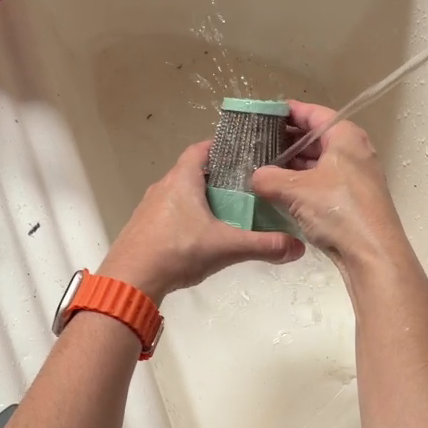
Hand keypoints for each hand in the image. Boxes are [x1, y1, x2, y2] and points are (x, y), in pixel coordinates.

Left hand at [99, 141, 304, 299]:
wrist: (131, 279)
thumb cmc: (177, 251)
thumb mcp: (226, 247)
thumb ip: (262, 245)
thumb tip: (297, 248)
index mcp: (182, 179)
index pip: (202, 149)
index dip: (222, 148)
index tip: (242, 155)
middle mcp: (163, 186)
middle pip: (193, 173)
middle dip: (217, 179)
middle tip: (243, 190)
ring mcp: (149, 208)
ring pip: (180, 195)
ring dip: (200, 201)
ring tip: (225, 215)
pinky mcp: (142, 228)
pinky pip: (168, 215)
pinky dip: (185, 219)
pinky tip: (198, 238)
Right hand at [249, 100, 409, 274]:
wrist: (372, 253)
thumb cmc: (338, 210)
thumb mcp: (296, 191)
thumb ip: (269, 179)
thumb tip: (255, 177)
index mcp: (345, 136)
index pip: (313, 114)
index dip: (287, 112)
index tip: (262, 115)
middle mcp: (353, 151)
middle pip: (315, 139)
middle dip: (286, 143)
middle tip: (256, 146)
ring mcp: (354, 177)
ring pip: (318, 164)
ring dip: (292, 168)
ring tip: (262, 170)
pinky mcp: (352, 201)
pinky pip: (322, 184)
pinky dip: (302, 186)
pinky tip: (280, 194)